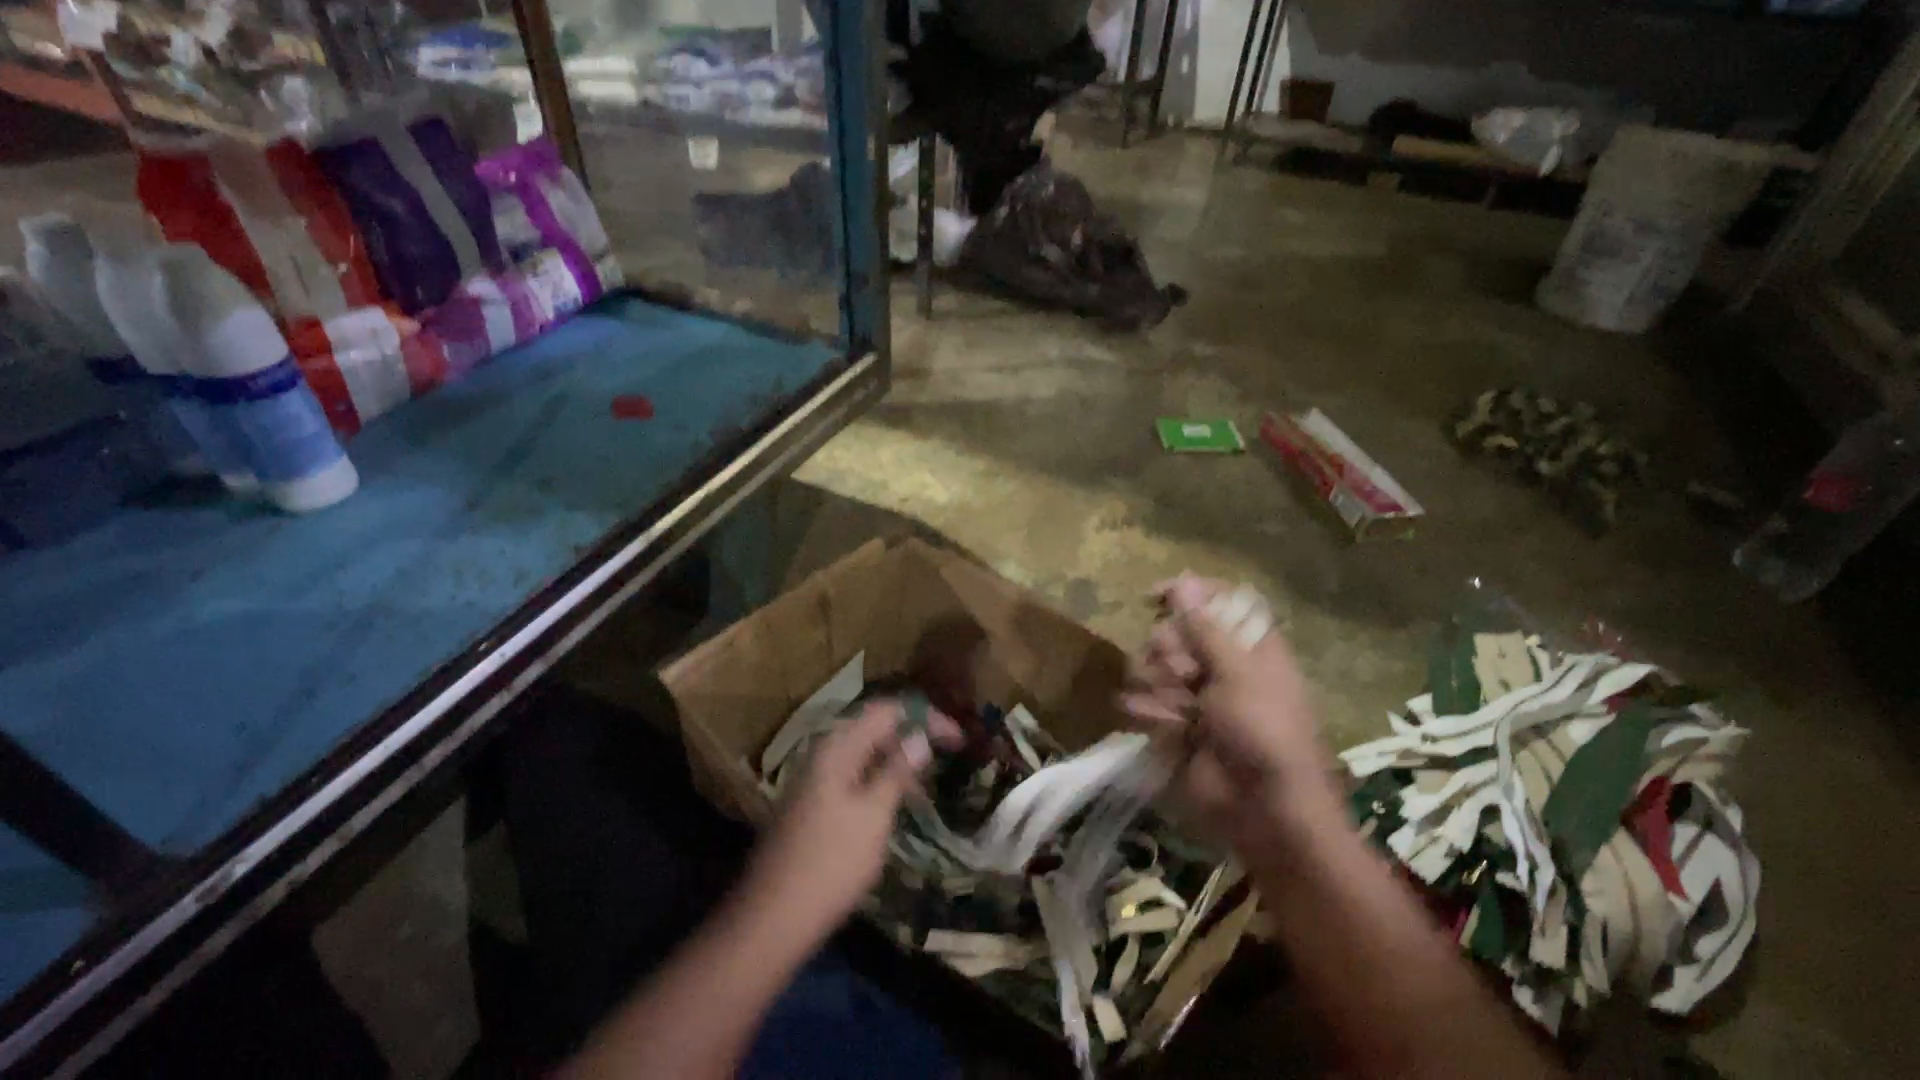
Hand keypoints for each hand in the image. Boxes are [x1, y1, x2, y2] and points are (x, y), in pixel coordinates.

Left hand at [744, 700, 958, 935]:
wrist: (775, 916)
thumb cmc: (831, 863)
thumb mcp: (873, 815)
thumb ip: (897, 771)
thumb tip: (920, 736)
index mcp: (837, 748)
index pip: (888, 710)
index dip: (926, 717)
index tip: (959, 739)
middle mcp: (822, 754)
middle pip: (873, 726)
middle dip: (911, 732)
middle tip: (947, 750)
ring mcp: (814, 779)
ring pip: (862, 752)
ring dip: (896, 756)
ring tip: (928, 772)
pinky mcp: (812, 804)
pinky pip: (852, 774)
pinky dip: (878, 776)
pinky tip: (895, 796)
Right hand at [1122, 575, 1340, 848]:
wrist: (1266, 810)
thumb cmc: (1264, 733)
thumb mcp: (1237, 673)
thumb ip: (1204, 628)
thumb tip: (1183, 582)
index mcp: (1252, 647)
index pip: (1218, 603)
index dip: (1188, 594)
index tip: (1153, 596)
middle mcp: (1224, 667)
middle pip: (1179, 634)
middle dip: (1167, 646)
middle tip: (1175, 666)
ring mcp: (1200, 699)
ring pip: (1157, 668)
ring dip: (1154, 679)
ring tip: (1168, 702)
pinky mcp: (1178, 729)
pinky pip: (1149, 704)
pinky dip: (1146, 709)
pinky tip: (1150, 719)